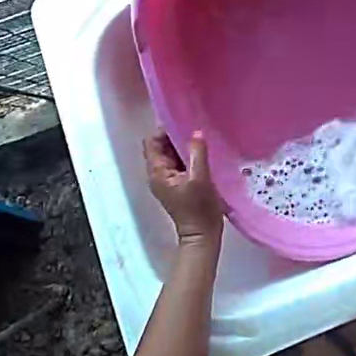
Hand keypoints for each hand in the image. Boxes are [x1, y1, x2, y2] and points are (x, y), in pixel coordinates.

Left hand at [144, 130, 224, 244]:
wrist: (202, 235)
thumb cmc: (198, 208)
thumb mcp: (199, 178)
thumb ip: (197, 153)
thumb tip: (196, 132)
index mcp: (157, 172)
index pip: (152, 142)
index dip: (164, 130)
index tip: (182, 120)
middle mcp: (159, 174)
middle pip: (161, 147)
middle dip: (175, 135)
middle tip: (194, 124)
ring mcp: (169, 179)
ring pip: (172, 154)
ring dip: (183, 144)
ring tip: (200, 134)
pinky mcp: (180, 183)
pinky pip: (181, 163)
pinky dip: (189, 154)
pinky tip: (203, 150)